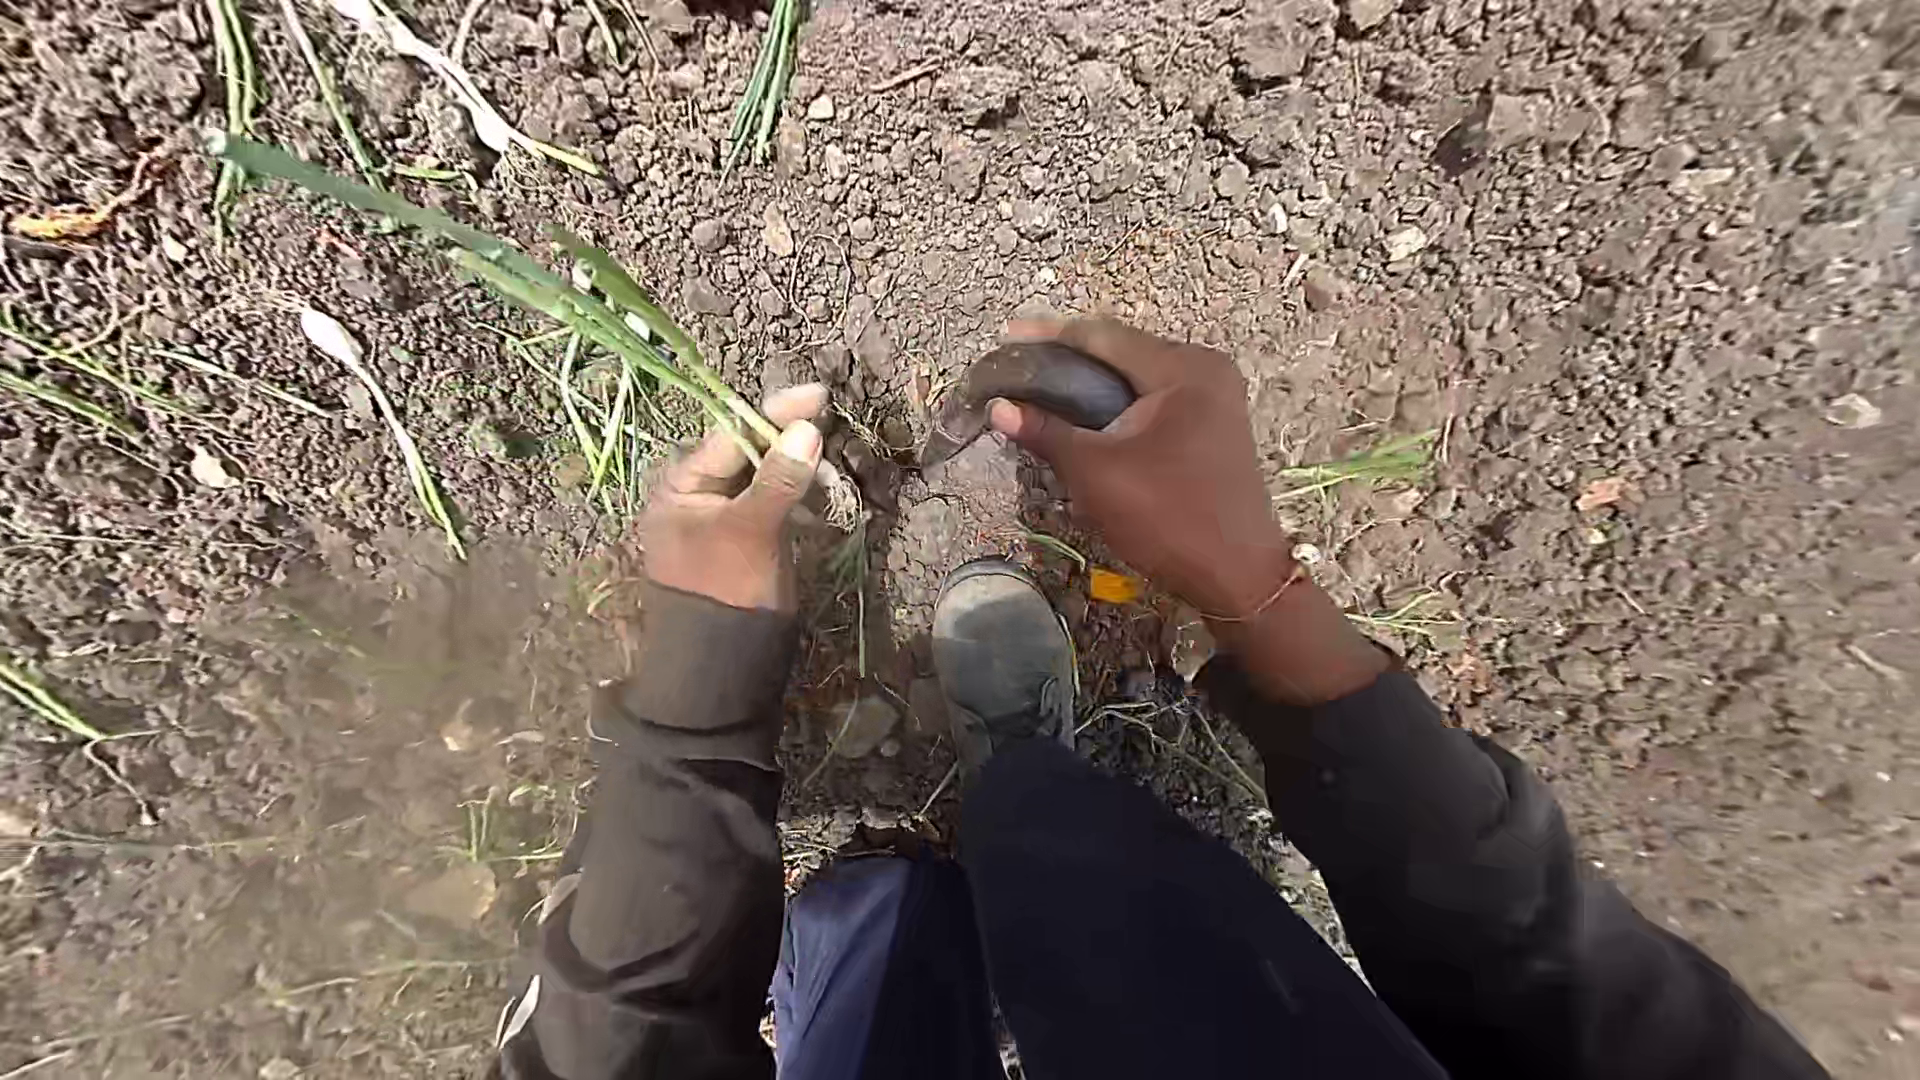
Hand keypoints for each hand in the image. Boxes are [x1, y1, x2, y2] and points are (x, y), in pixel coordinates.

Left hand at [641, 384, 826, 611]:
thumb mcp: (749, 530)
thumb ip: (776, 479)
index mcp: (683, 486)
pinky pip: (779, 501)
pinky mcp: (753, 534)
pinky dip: (801, 497)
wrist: (727, 658)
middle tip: (828, 433)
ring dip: (801, 472)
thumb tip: (808, 430)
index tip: (816, 396)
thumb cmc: (727, 588)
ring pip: (769, 476)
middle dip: (791, 444)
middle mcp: (702, 494)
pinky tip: (822, 499)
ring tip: (830, 479)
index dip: (775, 414)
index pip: (731, 435)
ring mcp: (729, 515)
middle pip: (751, 452)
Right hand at [990, 318, 1389, 704]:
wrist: (1235, 574)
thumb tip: (999, 407)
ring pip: (1136, 378)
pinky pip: (1152, 401)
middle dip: (1069, 360)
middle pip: (1122, 352)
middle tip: (1021, 367)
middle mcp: (1204, 370)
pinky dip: (1115, 405)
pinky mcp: (1211, 426)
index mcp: (1182, 368)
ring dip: (1091, 384)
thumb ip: (1047, 432)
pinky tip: (1085, 416)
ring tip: (1043, 390)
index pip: (1103, 336)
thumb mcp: (1096, 473)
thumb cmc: (1166, 517)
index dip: (1050, 335)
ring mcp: (1213, 398)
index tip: (1008, 335)